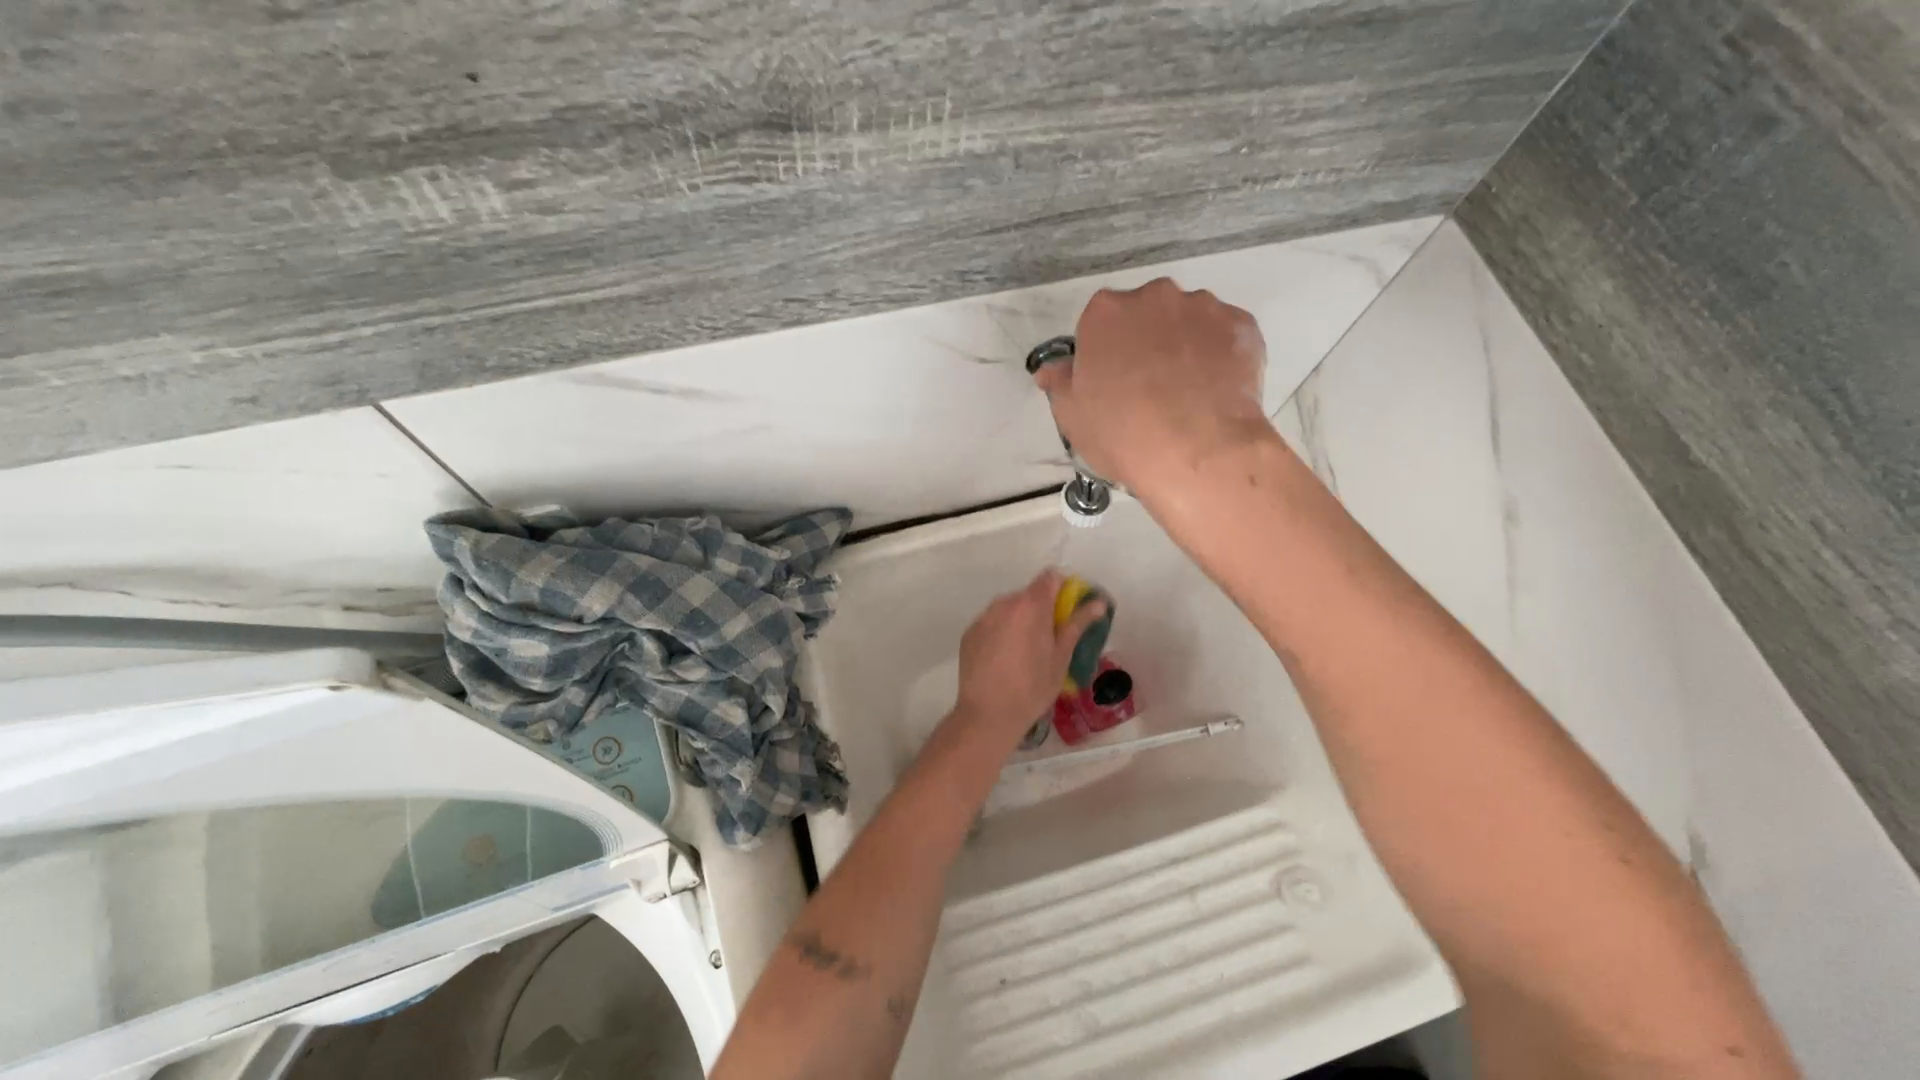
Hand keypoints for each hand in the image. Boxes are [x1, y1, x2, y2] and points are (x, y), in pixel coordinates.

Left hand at [953, 570, 1109, 745]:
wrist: (988, 715)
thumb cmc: (1032, 687)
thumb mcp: (1060, 657)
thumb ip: (1077, 624)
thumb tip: (1098, 602)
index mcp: (1031, 606)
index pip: (1050, 577)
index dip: (1063, 589)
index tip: (1068, 612)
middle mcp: (1004, 603)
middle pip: (1029, 594)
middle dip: (1042, 609)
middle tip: (1050, 640)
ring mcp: (983, 618)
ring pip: (1009, 609)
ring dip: (1021, 620)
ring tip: (1025, 653)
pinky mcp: (969, 633)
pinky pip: (992, 623)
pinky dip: (1002, 632)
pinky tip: (1004, 660)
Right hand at [1037, 279, 1275, 499]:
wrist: (1199, 451)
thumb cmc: (1123, 432)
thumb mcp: (1072, 415)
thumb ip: (1060, 382)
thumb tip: (1052, 369)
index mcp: (1106, 312)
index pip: (1101, 323)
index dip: (1108, 353)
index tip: (1114, 383)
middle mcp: (1155, 296)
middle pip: (1148, 314)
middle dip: (1149, 341)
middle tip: (1152, 388)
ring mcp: (1204, 308)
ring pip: (1190, 322)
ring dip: (1187, 346)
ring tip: (1191, 393)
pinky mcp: (1243, 326)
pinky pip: (1227, 336)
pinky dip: (1223, 356)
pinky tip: (1218, 391)